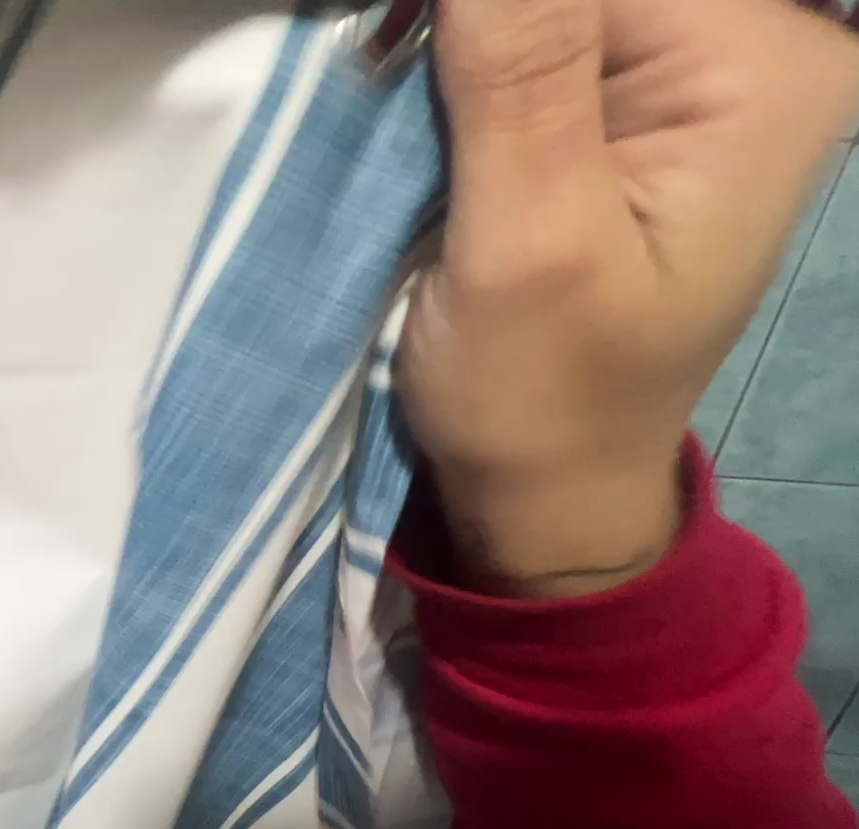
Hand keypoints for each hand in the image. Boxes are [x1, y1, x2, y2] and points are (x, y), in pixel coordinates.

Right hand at [399, 0, 858, 596]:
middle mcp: (722, 64)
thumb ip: (517, 84)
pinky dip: (435, 109)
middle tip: (392, 147)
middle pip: (557, 3)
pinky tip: (406, 160)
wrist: (535, 480)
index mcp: (750, 72)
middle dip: (452, 47)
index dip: (474, 17)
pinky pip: (501, 85)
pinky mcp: (584, 144)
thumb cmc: (537, 390)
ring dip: (434, 80)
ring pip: (518, 35)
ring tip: (394, 164)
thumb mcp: (527, 245)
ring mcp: (650, 104)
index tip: (378, 70)